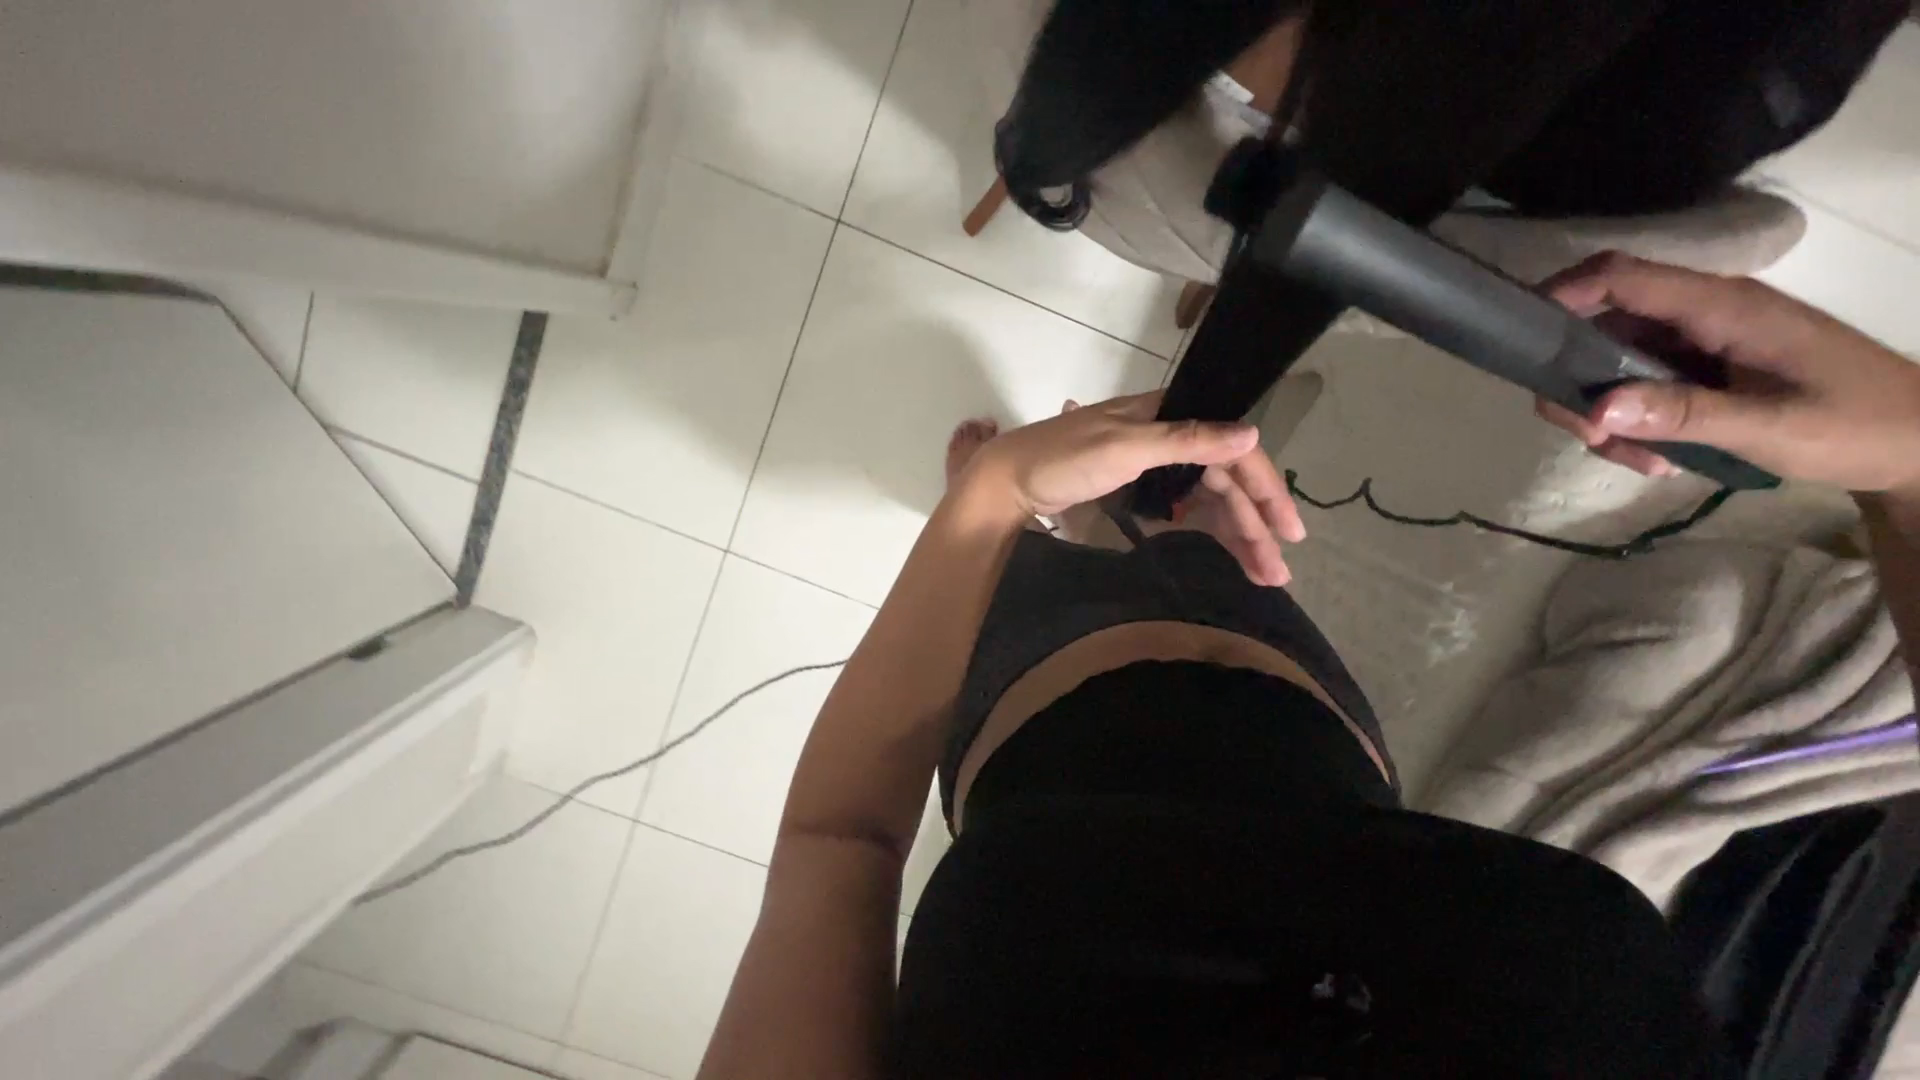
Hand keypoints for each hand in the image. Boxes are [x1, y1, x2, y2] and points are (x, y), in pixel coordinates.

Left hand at [962, 391, 1306, 584]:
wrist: (1008, 480)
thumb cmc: (1062, 459)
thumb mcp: (1125, 447)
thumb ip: (1186, 441)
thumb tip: (1250, 434)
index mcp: (1170, 417)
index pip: (1234, 452)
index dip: (1265, 490)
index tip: (1288, 532)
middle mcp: (1170, 439)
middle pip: (1226, 483)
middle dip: (1255, 526)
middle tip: (1278, 572)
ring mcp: (1155, 467)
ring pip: (1209, 500)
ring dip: (1237, 534)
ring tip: (1264, 575)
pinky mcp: (1140, 490)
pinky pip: (1186, 510)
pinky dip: (1207, 531)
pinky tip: (1228, 553)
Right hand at [1535, 253, 1919, 496]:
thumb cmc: (1859, 426)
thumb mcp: (1772, 426)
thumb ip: (1683, 414)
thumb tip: (1595, 410)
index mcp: (1721, 307)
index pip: (1620, 276)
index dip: (1561, 294)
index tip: (1518, 339)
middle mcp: (1698, 316)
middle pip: (1596, 330)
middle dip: (1576, 387)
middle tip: (1591, 438)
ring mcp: (1694, 344)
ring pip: (1605, 368)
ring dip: (1604, 417)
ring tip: (1638, 459)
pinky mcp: (1694, 371)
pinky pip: (1631, 390)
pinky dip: (1627, 426)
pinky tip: (1655, 457)